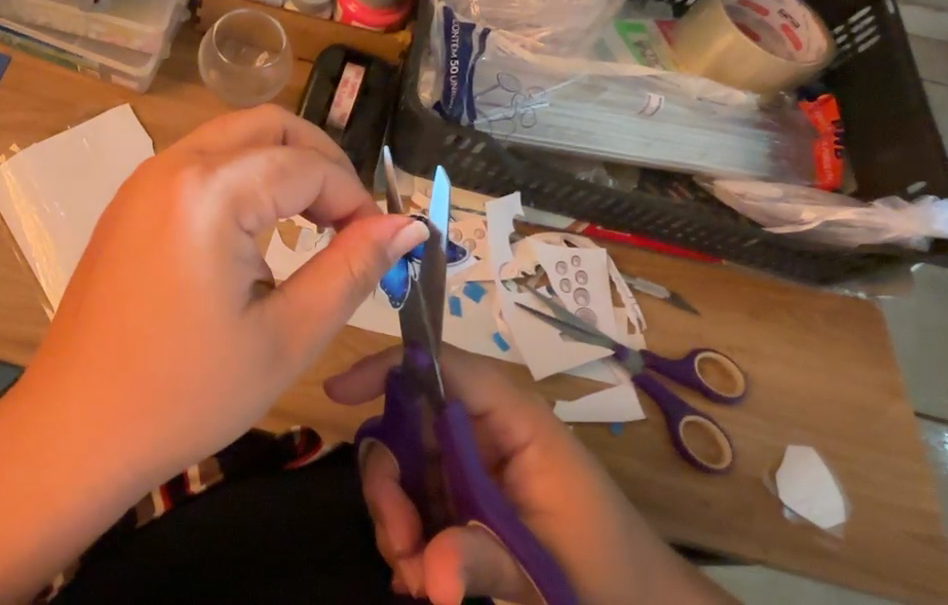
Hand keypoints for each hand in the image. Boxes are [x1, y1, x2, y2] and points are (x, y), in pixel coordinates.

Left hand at [21, 105, 427, 484]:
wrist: (76, 429)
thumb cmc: (186, 394)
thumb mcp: (287, 337)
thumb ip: (351, 270)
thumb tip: (408, 227)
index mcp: (211, 192)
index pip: (307, 165)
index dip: (355, 198)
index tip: (379, 243)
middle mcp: (173, 165)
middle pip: (269, 126)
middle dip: (321, 162)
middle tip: (349, 221)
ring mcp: (144, 180)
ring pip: (232, 139)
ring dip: (281, 165)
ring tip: (312, 225)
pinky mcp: (130, 203)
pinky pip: (200, 163)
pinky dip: (242, 178)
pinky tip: (256, 233)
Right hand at [326, 347, 728, 604]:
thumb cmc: (610, 578)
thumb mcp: (548, 575)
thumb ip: (488, 564)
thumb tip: (427, 573)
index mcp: (517, 423)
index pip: (444, 367)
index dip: (387, 367)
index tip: (337, 395)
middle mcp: (487, 432)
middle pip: (408, 422)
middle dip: (389, 482)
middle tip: (401, 545)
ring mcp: (474, 465)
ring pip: (404, 465)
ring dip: (396, 521)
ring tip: (420, 579)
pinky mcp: (467, 498)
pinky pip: (416, 500)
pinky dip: (408, 538)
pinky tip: (425, 579)